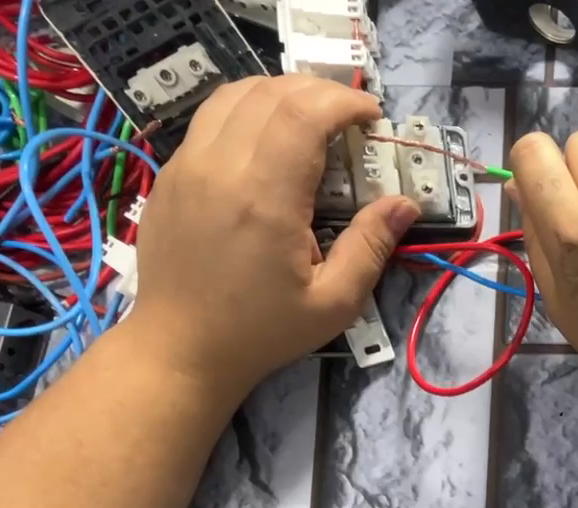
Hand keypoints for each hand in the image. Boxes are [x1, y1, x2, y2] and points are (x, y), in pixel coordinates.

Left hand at [130, 75, 419, 390]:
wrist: (183, 345)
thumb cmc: (266, 330)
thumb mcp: (335, 302)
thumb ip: (371, 247)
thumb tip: (405, 205)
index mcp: (264, 198)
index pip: (301, 113)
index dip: (342, 101)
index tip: (372, 115)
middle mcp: (219, 167)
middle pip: (268, 93)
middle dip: (317, 92)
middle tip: (352, 117)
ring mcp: (186, 165)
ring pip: (232, 95)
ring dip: (280, 95)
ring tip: (315, 120)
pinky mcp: (172, 173)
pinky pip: (212, 119)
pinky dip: (250, 112)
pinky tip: (274, 142)